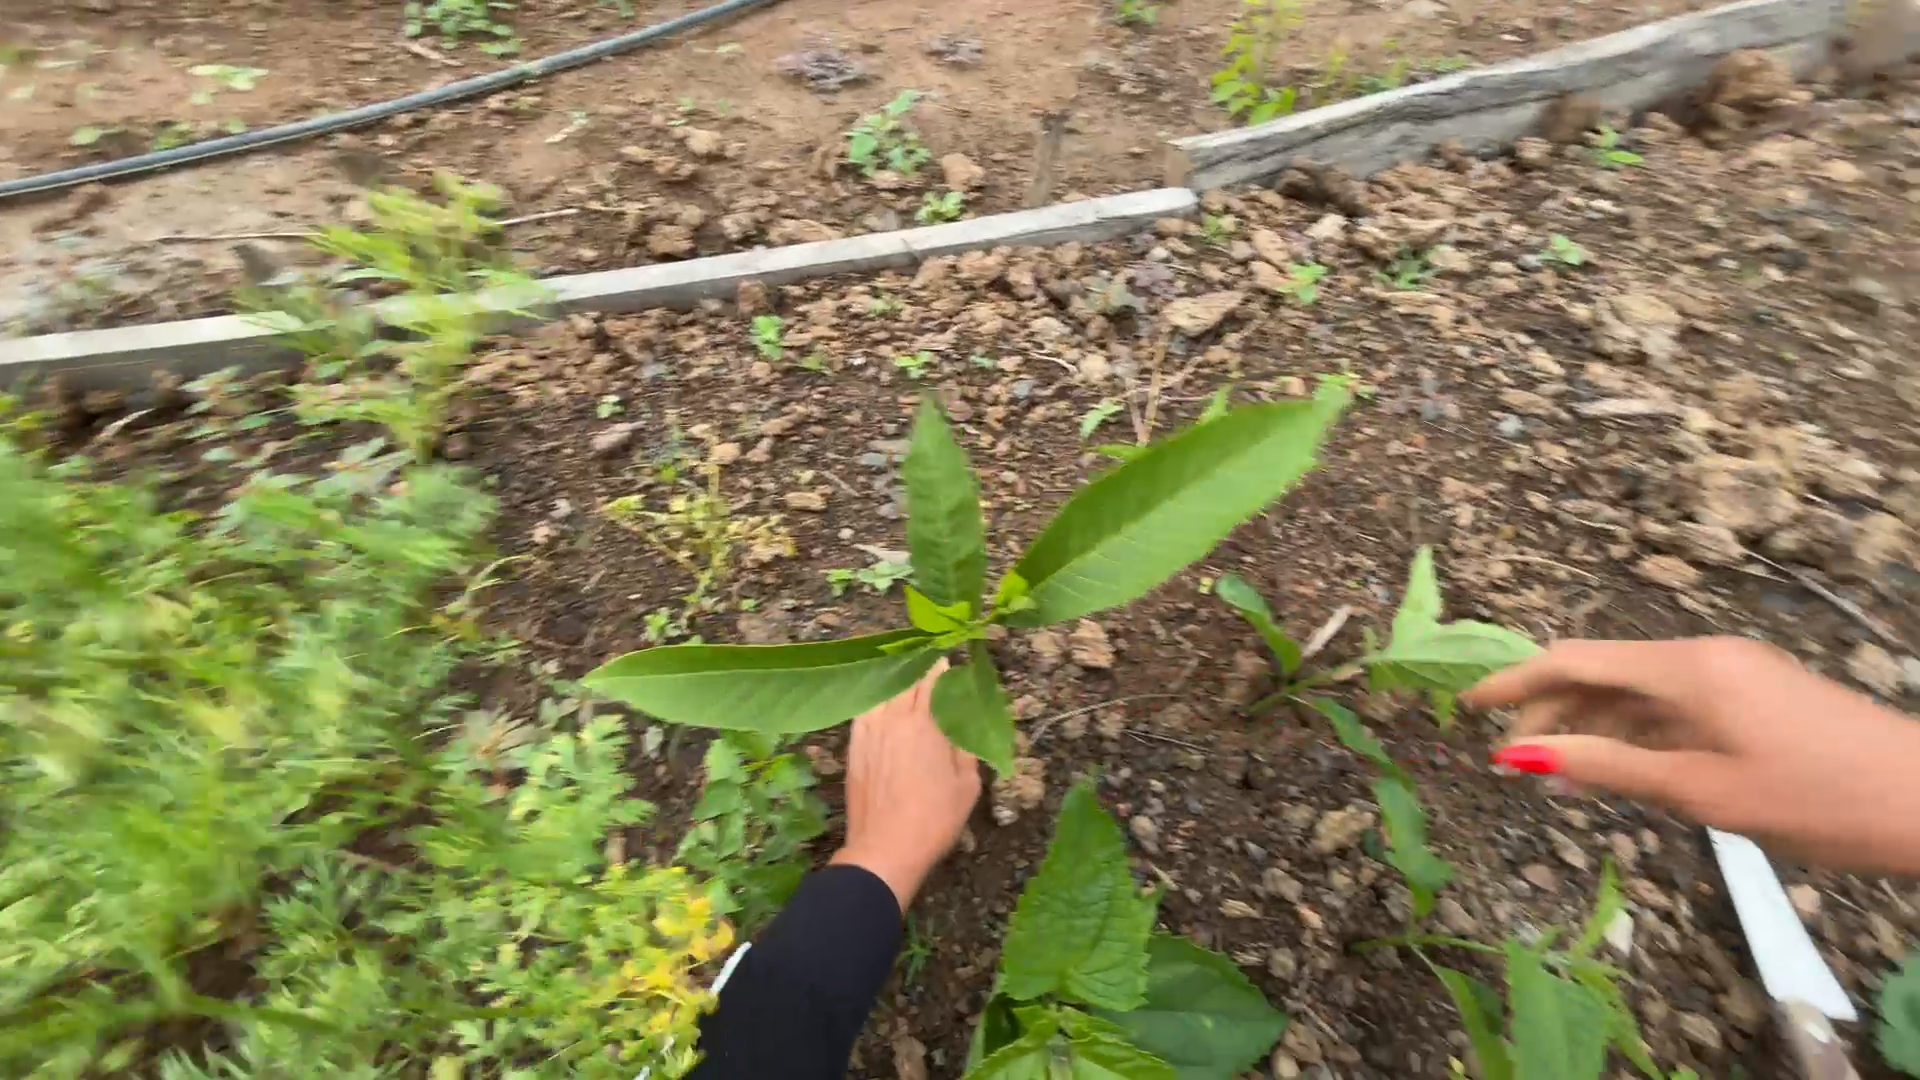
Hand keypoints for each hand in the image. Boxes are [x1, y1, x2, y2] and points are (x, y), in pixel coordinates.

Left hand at [829, 661, 980, 911]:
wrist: (885, 849)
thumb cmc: (934, 819)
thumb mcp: (967, 785)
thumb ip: (965, 748)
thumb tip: (963, 725)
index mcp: (926, 725)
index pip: (932, 684)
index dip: (940, 670)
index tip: (946, 661)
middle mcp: (895, 720)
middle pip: (907, 684)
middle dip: (919, 672)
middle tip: (928, 665)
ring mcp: (870, 732)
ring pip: (884, 695)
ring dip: (896, 683)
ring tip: (905, 677)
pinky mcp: (854, 748)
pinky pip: (864, 713)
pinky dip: (875, 702)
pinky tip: (880, 702)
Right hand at [1466, 637, 1919, 875]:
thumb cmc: (1824, 800)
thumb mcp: (1700, 790)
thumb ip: (1602, 766)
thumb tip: (1517, 757)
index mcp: (1684, 667)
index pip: (1570, 661)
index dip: (1511, 681)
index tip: (1468, 704)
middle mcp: (1699, 657)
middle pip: (1596, 674)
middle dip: (1547, 713)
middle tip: (1515, 760)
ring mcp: (1727, 673)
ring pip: (1629, 692)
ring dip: (1587, 727)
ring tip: (1559, 774)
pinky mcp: (1749, 695)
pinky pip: (1666, 706)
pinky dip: (1630, 733)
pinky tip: (1614, 767)